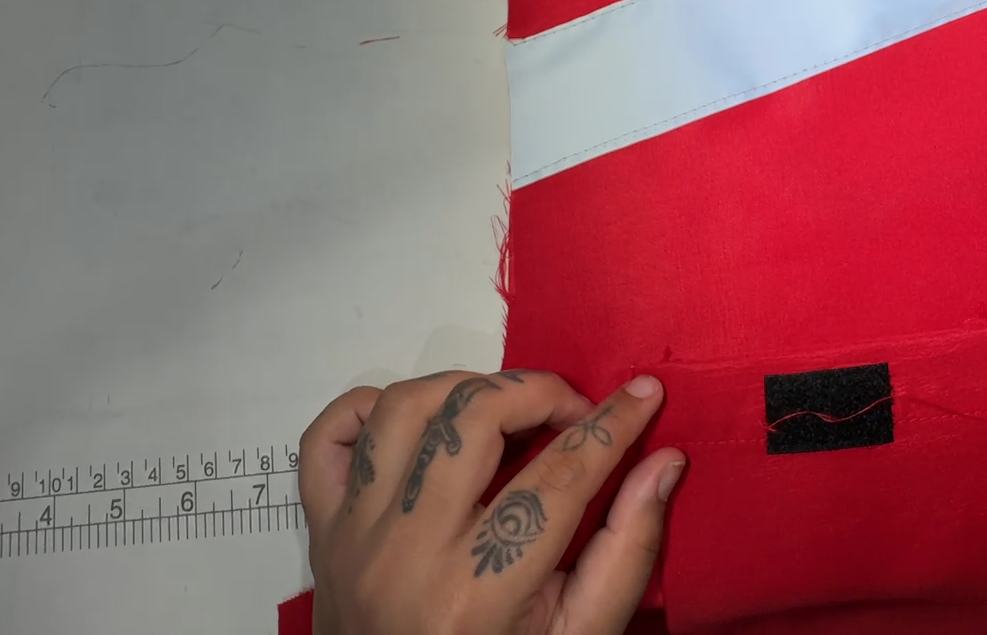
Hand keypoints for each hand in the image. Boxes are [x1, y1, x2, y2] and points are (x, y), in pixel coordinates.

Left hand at [298, 370, 686, 634]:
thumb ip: (628, 550)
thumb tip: (666, 459)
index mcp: (476, 598)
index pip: (559, 478)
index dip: (613, 424)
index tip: (644, 392)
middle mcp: (405, 556)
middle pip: (473, 418)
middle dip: (540, 392)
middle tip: (571, 413)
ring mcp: (351, 536)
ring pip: (404, 406)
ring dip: (466, 389)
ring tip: (504, 414)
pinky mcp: (320, 527)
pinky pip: (328, 434)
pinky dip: (371, 408)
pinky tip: (421, 426)